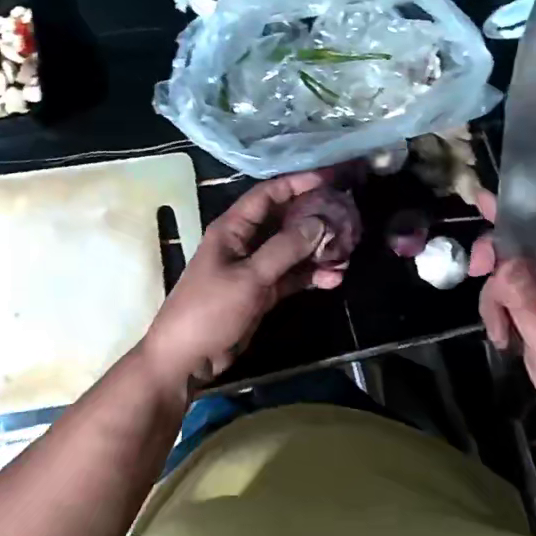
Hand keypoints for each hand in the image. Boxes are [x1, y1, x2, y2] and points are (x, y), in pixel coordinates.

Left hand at [137, 170, 346, 387]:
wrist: (186, 357)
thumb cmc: (210, 310)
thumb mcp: (249, 278)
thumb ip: (284, 249)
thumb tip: (319, 222)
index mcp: (233, 228)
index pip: (268, 194)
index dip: (298, 183)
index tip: (331, 178)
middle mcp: (245, 242)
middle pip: (285, 219)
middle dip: (316, 218)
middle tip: (349, 217)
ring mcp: (254, 267)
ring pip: (292, 249)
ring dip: (318, 250)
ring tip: (347, 253)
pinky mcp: (262, 292)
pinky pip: (292, 275)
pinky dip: (312, 275)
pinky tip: (334, 279)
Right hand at [471, 194, 535, 438]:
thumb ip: (528, 304)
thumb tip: (505, 259)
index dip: (511, 221)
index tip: (481, 197)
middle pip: (526, 257)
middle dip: (497, 274)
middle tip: (485, 306)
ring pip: (520, 278)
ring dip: (500, 301)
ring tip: (501, 338)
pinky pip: (526, 296)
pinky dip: (508, 312)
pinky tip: (507, 338)